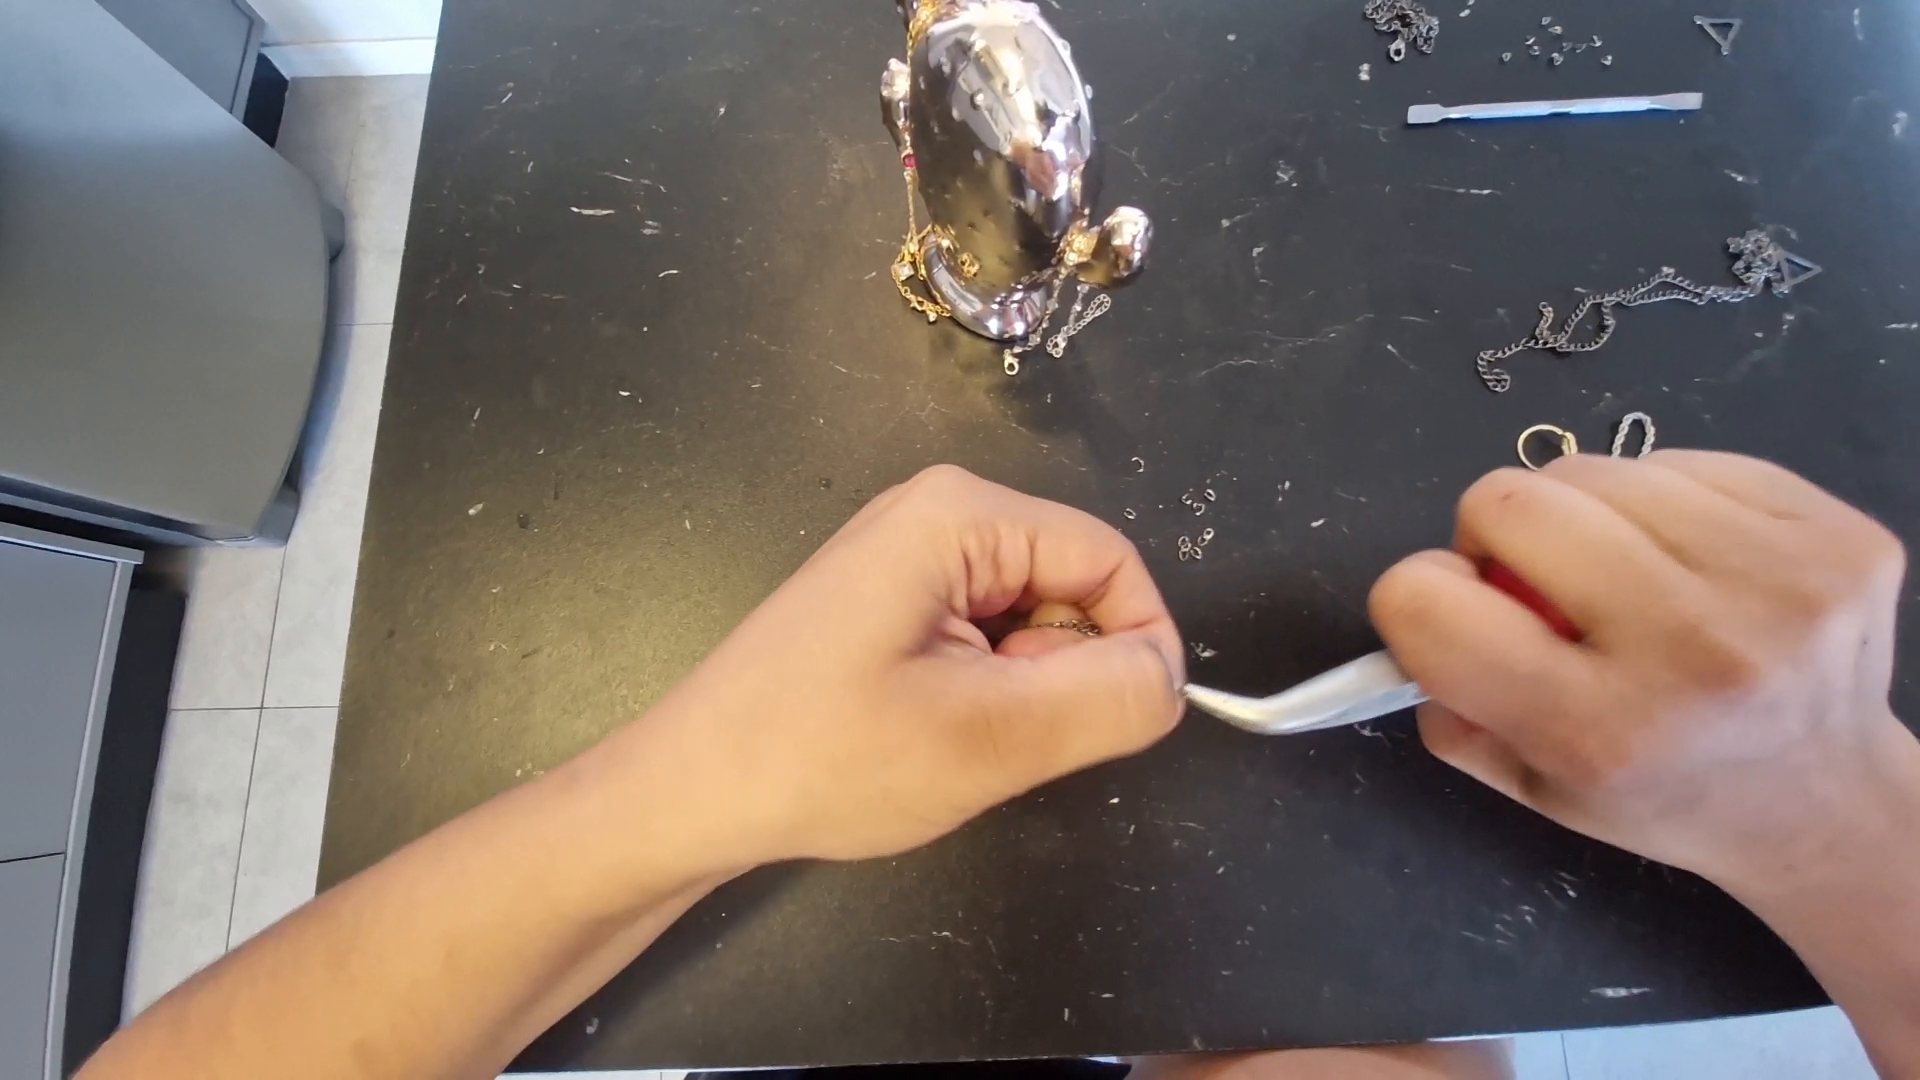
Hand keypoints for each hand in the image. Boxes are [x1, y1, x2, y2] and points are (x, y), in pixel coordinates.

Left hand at [644, 465, 1185, 864]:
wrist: (692, 790)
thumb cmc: (826, 756)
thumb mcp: (987, 737)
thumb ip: (1107, 699)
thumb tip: (1169, 674)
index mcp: (961, 513)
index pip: (1109, 560)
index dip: (1138, 644)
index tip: (1119, 725)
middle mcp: (939, 513)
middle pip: (1067, 587)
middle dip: (1060, 673)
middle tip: (995, 735)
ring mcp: (910, 554)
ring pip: (1028, 620)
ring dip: (1020, 688)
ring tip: (950, 733)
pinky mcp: (894, 596)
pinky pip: (984, 633)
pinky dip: (985, 688)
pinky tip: (927, 723)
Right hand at [1369, 450, 1915, 895]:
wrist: (1825, 805)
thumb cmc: (1644, 793)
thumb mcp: (1510, 775)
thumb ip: (1435, 694)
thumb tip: (1417, 601)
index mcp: (1590, 725)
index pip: (1421, 600)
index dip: (1413, 591)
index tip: (1455, 611)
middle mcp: (1689, 647)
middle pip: (1504, 501)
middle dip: (1488, 534)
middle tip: (1526, 582)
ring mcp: (1778, 580)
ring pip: (1584, 469)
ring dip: (1568, 513)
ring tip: (1606, 571)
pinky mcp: (1839, 532)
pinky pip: (1673, 462)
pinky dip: (1647, 500)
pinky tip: (1674, 559)